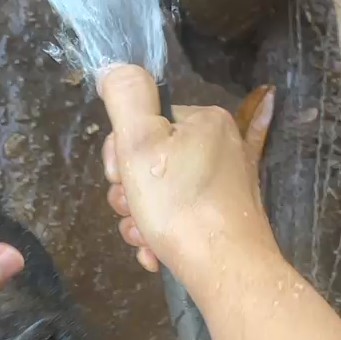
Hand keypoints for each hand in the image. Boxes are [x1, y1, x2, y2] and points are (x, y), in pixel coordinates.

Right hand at [98, 65, 279, 289]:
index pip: (142, 123)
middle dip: (130, 191)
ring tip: (142, 235)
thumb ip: (125, 97)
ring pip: (160, 193)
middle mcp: (221, 147)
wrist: (226, 271)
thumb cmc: (180, 205)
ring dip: (139, 217)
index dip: (120, 153)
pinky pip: (179, 218)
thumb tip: (114, 67)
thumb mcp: (140, 141)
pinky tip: (153, 251)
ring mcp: (225, 187)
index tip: (120, 178)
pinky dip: (160, 234)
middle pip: (150, 161)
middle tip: (132, 210)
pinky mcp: (225, 220)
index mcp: (205, 121)